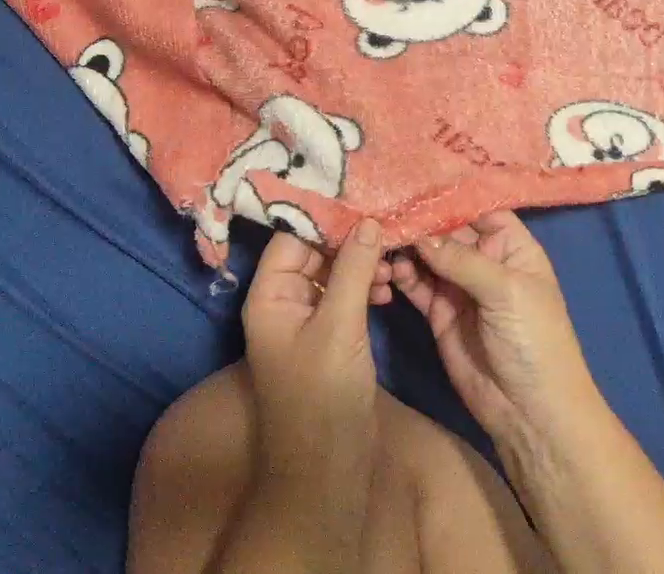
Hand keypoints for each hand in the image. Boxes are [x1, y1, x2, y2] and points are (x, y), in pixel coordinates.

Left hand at [240, 220, 392, 472]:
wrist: (328, 469)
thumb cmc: (324, 395)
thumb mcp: (339, 327)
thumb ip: (353, 270)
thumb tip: (369, 220)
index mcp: (270, 295)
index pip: (293, 236)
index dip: (326, 215)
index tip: (364, 195)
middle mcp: (284, 300)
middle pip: (315, 250)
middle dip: (351, 238)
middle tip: (389, 227)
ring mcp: (307, 318)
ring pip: (334, 271)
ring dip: (363, 263)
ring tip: (392, 267)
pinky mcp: (330, 334)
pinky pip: (345, 294)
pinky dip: (367, 286)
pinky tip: (390, 289)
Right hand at [389, 210, 597, 447]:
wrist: (530, 411)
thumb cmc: (534, 340)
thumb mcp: (506, 291)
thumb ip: (462, 260)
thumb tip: (419, 234)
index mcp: (512, 245)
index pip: (478, 208)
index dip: (448, 196)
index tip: (411, 180)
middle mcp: (485, 259)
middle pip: (447, 229)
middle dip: (419, 218)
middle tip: (382, 203)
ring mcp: (460, 286)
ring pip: (428, 255)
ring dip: (405, 246)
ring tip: (378, 235)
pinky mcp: (439, 312)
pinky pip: (416, 284)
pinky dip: (401, 274)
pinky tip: (384, 266)